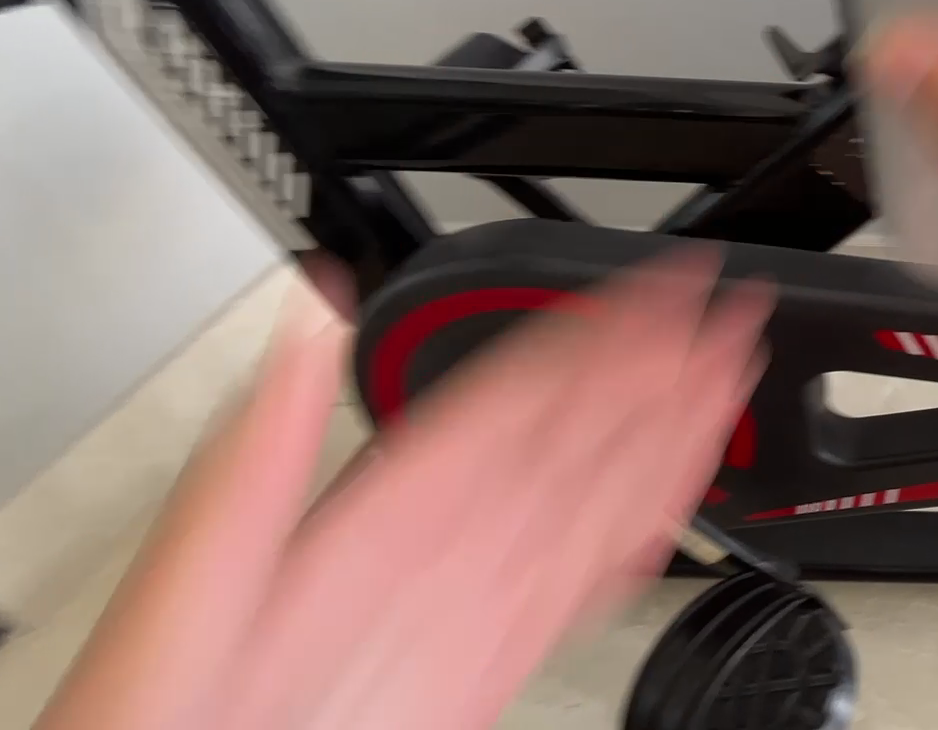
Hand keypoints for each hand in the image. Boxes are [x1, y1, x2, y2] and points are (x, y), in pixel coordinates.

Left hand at [37, 252, 767, 729]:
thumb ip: (266, 440)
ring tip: (734, 378)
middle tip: (736, 317)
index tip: (672, 285)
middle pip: (594, 420)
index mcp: (403, 489)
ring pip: (611, 481)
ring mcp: (495, 577)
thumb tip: (311, 306)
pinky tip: (682, 486)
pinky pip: (599, 563)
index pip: (537, 380)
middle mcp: (465, 519)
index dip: (613, 326)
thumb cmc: (167, 718)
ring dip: (680, 426)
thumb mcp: (195, 581)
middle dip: (675, 362)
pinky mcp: (509, 637)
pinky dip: (652, 520)